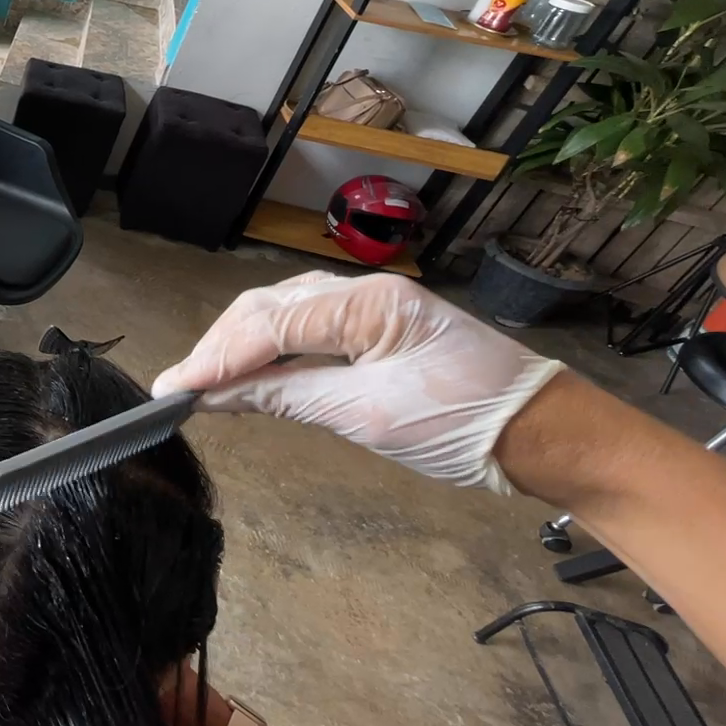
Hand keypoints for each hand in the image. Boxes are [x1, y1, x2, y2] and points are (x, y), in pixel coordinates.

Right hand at [150, 271, 564, 492]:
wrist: (553, 436)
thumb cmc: (465, 427)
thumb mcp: (367, 417)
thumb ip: (282, 396)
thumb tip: (211, 397)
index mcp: (369, 304)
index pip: (270, 326)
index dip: (217, 358)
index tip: (172, 388)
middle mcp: (359, 289)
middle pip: (265, 309)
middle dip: (218, 348)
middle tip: (178, 386)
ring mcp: (363, 301)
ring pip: (275, 312)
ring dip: (236, 345)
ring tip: (202, 379)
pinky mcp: (367, 321)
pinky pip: (297, 324)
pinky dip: (263, 347)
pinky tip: (244, 367)